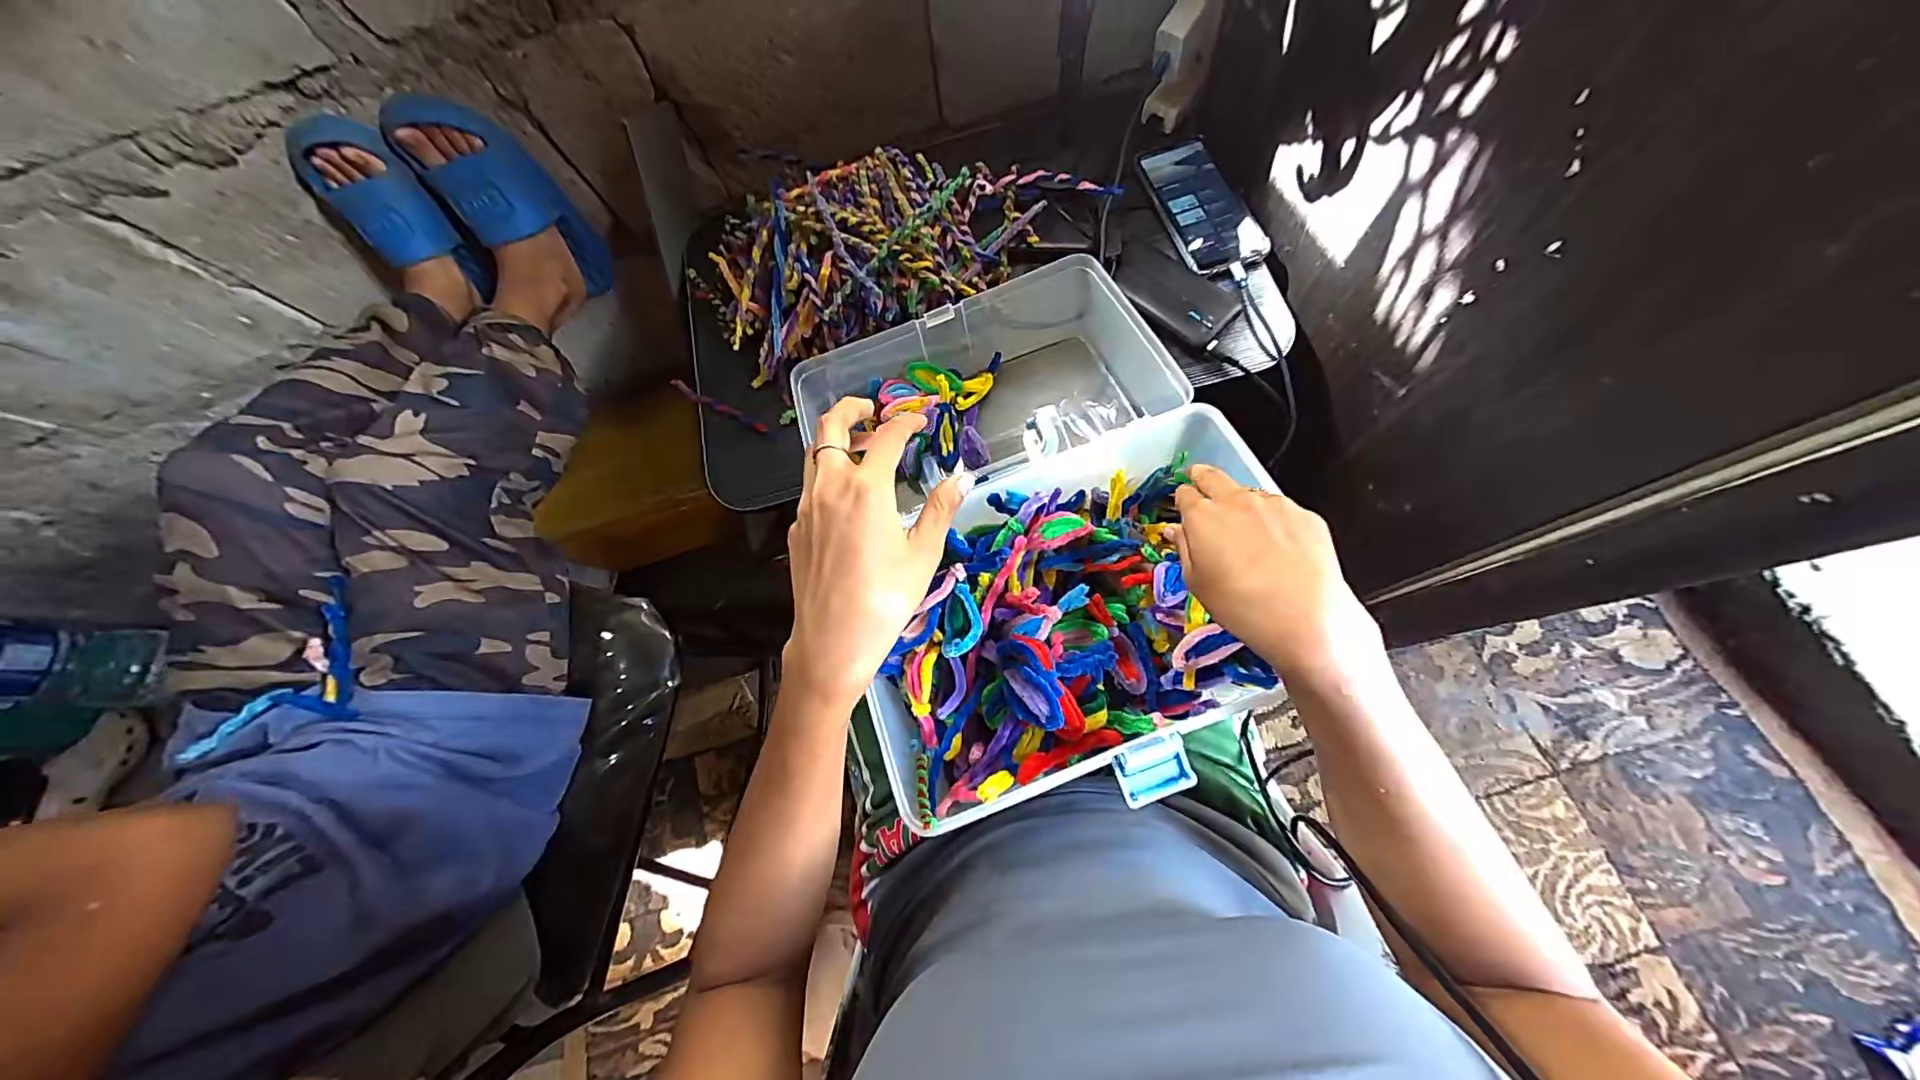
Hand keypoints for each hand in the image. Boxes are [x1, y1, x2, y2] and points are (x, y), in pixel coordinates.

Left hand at [783, 397, 970, 711]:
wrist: (832, 641)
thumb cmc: (885, 600)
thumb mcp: (923, 555)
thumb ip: (941, 509)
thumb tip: (963, 477)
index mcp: (866, 489)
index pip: (887, 437)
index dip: (907, 421)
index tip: (921, 418)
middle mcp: (830, 488)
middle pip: (829, 428)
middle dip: (851, 409)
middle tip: (872, 409)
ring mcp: (806, 508)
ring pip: (813, 455)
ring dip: (836, 441)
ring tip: (861, 448)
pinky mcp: (796, 529)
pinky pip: (809, 487)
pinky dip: (827, 475)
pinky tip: (847, 498)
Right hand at [1171, 464, 1382, 689]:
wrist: (1306, 618)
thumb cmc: (1242, 606)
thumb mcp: (1197, 583)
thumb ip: (1184, 548)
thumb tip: (1176, 531)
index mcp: (1203, 517)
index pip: (1184, 493)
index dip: (1182, 500)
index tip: (1184, 508)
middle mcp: (1237, 501)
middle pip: (1214, 476)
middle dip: (1203, 477)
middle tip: (1200, 482)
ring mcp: (1274, 505)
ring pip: (1250, 494)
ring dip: (1242, 505)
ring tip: (1247, 536)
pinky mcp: (1305, 515)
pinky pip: (1281, 512)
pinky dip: (1274, 523)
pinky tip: (1278, 550)